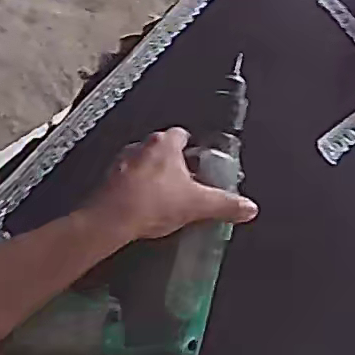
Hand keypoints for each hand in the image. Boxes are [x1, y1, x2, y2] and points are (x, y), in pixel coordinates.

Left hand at [82, 128, 257, 244]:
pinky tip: (143, 208)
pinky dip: (135, 190)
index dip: (193, 148)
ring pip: (143, 164)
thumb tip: (246, 207)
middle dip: (174, 166)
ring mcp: (121, 162)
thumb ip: (226, 204)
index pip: (182, 135)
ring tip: (164, 200)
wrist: (111, 219)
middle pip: (163, 150)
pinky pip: (126, 181)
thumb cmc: (150, 203)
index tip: (200, 162)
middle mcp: (140, 147)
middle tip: (186, 185)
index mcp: (164, 144)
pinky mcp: (108, 181)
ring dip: (152, 178)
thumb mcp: (198, 205)